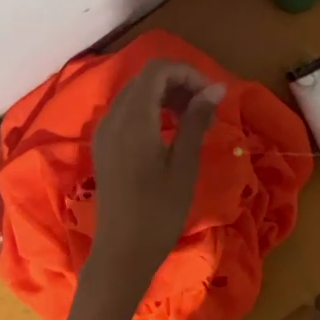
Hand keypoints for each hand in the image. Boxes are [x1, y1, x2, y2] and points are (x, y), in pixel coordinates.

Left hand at [88, 60, 224, 292]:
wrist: (123, 250)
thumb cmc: (159, 211)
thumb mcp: (184, 165)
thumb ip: (196, 121)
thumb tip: (216, 89)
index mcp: (134, 118)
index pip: (158, 70)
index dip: (188, 73)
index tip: (212, 97)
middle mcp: (113, 117)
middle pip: (145, 79)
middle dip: (179, 84)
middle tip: (206, 110)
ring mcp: (104, 132)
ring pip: (135, 94)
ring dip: (165, 97)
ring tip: (192, 121)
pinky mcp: (104, 146)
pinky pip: (126, 113)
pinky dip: (150, 112)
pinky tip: (169, 133)